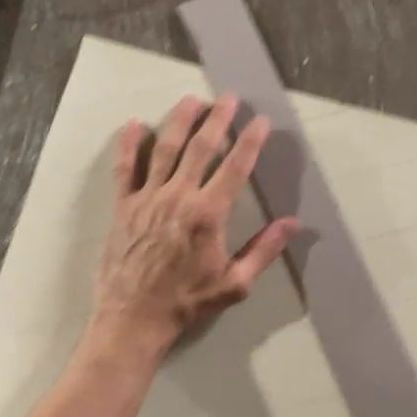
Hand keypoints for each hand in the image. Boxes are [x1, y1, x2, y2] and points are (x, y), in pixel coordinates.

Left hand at [89, 93, 297, 358]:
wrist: (133, 318)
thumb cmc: (187, 303)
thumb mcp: (235, 283)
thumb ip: (264, 250)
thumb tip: (293, 224)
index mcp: (208, 214)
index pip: (235, 167)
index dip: (250, 141)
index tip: (260, 121)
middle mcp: (178, 197)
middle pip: (200, 148)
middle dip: (217, 120)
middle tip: (228, 98)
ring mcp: (147, 199)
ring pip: (164, 149)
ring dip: (179, 121)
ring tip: (191, 100)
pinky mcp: (123, 207)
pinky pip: (125, 169)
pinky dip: (128, 145)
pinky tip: (134, 125)